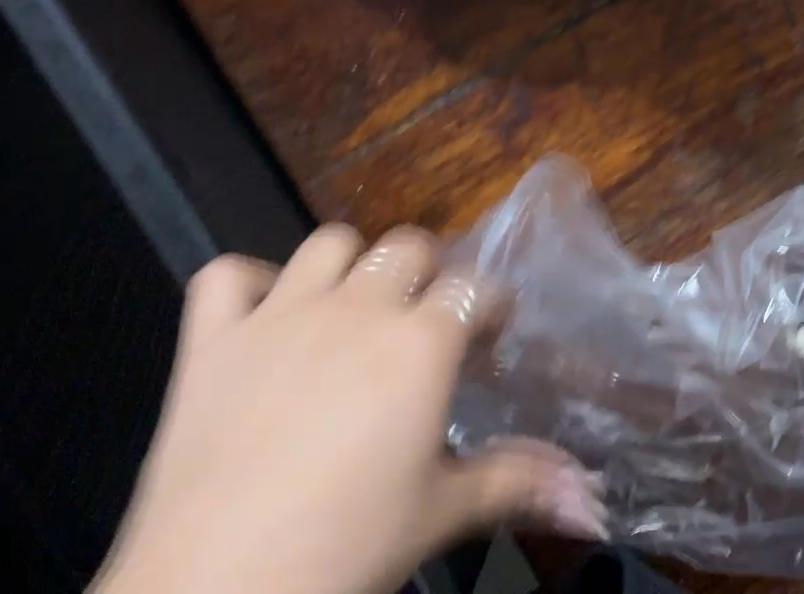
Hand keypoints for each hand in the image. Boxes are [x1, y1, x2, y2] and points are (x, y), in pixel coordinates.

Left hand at [92, 224, 607, 593]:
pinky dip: (252, 283)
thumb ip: (519, 484)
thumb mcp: (443, 512)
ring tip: (357, 309)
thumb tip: (592, 500)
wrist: (213, 591)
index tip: (492, 335)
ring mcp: (279, 317)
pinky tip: (268, 316)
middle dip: (429, 273)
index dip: (489, 304)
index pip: (474, 287)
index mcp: (421, 343)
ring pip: (330, 244)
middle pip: (408, 248)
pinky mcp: (211, 341)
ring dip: (352, 267)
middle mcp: (357, 310)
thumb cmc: (346, 546)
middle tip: (429, 322)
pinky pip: (227, 274)